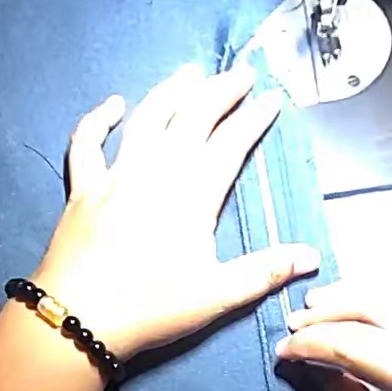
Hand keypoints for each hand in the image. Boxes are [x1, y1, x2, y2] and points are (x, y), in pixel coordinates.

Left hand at [29, 65, 320, 358]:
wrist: (80, 319)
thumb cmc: (151, 308)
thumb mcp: (217, 295)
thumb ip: (264, 271)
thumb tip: (311, 257)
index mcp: (192, 197)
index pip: (230, 145)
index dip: (254, 119)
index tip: (272, 99)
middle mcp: (155, 174)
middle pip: (192, 118)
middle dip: (220, 92)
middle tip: (241, 74)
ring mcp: (115, 177)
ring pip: (146, 119)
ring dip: (170, 91)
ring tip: (190, 72)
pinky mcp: (83, 189)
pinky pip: (87, 143)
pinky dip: (98, 120)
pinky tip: (113, 105)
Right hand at [277, 285, 391, 390]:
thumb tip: (321, 374)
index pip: (356, 346)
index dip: (312, 345)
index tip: (284, 354)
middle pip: (376, 303)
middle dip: (328, 310)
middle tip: (294, 325)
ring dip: (353, 297)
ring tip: (319, 309)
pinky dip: (384, 301)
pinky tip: (365, 311)